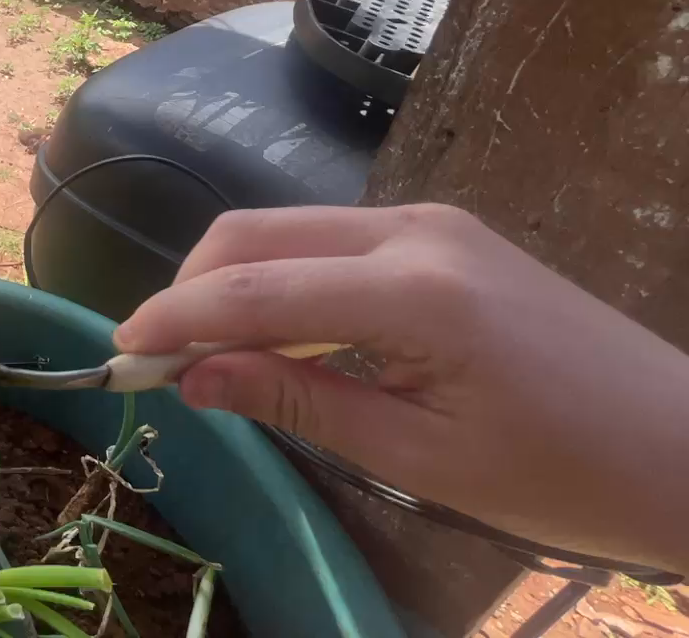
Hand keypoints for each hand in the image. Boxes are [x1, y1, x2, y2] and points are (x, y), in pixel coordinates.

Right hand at [113, 203, 688, 573]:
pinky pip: (313, 238)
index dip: (174, 317)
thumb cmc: (574, 477)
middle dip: (188, 289)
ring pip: (273, 227)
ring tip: (206, 343)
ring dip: (222, 280)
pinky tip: (269, 326)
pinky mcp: (428, 229)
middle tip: (162, 350)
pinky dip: (267, 276)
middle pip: (249, 235)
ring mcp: (421, 220)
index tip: (123, 350)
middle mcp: (410, 230)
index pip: (253, 291)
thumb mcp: (422, 458)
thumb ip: (295, 402)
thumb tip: (189, 380)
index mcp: (417, 292)